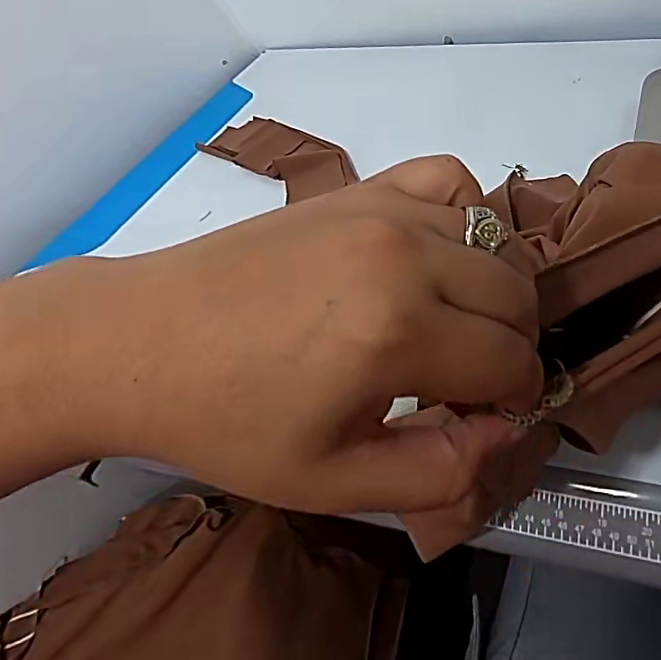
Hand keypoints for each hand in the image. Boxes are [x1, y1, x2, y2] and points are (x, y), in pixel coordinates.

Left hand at [49, 155, 541, 514]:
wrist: (143, 340)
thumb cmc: (232, 419)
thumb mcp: (332, 481)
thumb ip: (439, 471)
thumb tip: (504, 430)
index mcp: (399, 332)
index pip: (509, 360)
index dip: (517, 396)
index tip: (493, 414)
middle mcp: (407, 256)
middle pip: (516, 296)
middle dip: (514, 346)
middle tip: (476, 378)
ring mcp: (387, 210)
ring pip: (496, 240)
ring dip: (497, 288)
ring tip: (459, 319)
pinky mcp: (366, 187)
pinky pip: (450, 179)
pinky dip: (467, 212)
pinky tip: (441, 249)